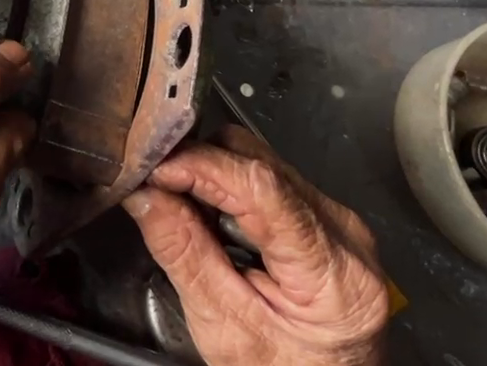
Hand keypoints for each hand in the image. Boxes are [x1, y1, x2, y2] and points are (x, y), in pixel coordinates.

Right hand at [123, 126, 387, 365]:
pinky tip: (216, 221)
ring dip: (211, 176)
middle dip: (199, 168)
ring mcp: (335, 218)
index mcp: (332, 271)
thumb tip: (142, 193)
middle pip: (257, 160)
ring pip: (257, 157)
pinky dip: (227, 186)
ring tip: (191, 217)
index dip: (200, 166)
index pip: (261, 187)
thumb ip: (183, 255)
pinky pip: (265, 175)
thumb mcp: (224, 329)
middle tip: (159, 192)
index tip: (153, 169)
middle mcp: (344, 231)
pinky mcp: (322, 214)